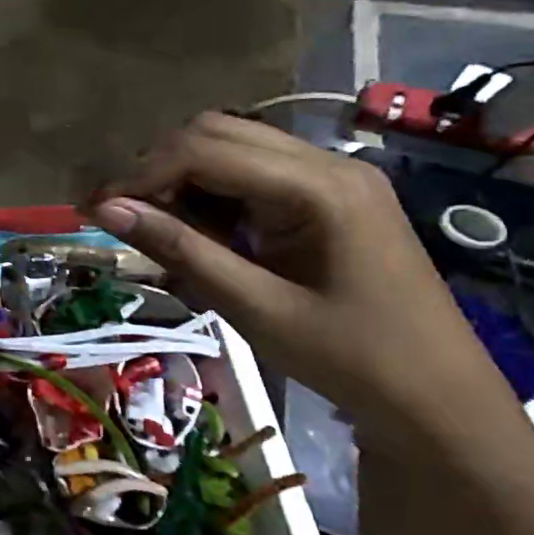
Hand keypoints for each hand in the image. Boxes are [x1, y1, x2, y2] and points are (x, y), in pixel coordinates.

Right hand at [91, 113, 514, 444]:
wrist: (438, 401)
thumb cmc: (351, 360)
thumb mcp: (255, 307)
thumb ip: (180, 249)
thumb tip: (107, 209)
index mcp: (320, 187)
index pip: (206, 149)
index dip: (142, 173)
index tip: (96, 210)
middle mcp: (328, 163)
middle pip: (218, 132)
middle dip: (160, 168)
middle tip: (123, 218)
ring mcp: (333, 177)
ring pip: (233, 147)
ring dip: (184, 179)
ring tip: (157, 229)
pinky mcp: (330, 196)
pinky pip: (255, 174)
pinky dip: (214, 194)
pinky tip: (202, 233)